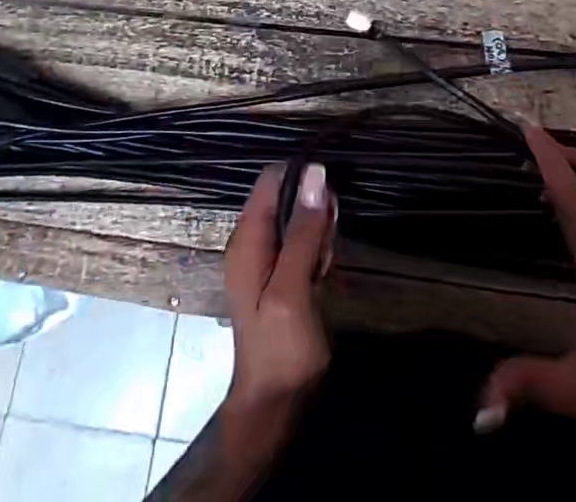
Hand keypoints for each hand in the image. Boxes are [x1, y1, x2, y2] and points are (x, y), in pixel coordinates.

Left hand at [149, 163, 334, 501]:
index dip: (302, 179)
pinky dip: (319, 252)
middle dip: (315, 214)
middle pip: (289, 198)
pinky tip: (322, 276)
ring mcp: (269, 257)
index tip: (328, 198)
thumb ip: (302, 231)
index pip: (270, 181)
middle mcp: (254, 242)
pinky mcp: (284, 272)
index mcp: (247, 240)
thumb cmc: (281, 346)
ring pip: (302, 220)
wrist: (277, 400)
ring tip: (322, 269)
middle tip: (324, 250)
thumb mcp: (292, 287)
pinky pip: (306, 243)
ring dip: (320, 236)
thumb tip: (315, 173)